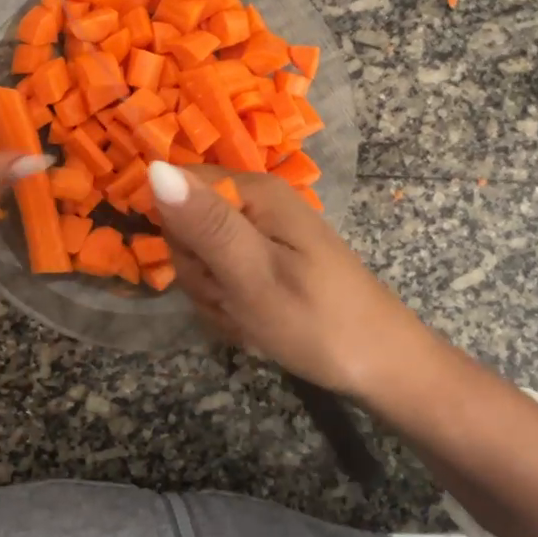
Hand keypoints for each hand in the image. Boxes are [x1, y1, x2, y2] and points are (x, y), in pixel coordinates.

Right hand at [148, 161, 537, 536]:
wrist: (385, 369)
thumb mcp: (252, 276)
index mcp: (255, 192)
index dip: (178, 233)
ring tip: (249, 316)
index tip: (208, 269)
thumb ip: (204, 223)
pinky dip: (228, 305)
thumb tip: (152, 167)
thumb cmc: (320, 324)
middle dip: (198, 272)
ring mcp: (262, 231)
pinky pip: (221, 276)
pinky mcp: (266, 259)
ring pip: (198, 257)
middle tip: (234, 299)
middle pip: (184, 226)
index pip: (175, 189)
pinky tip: (254, 324)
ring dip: (212, 295)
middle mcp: (257, 201)